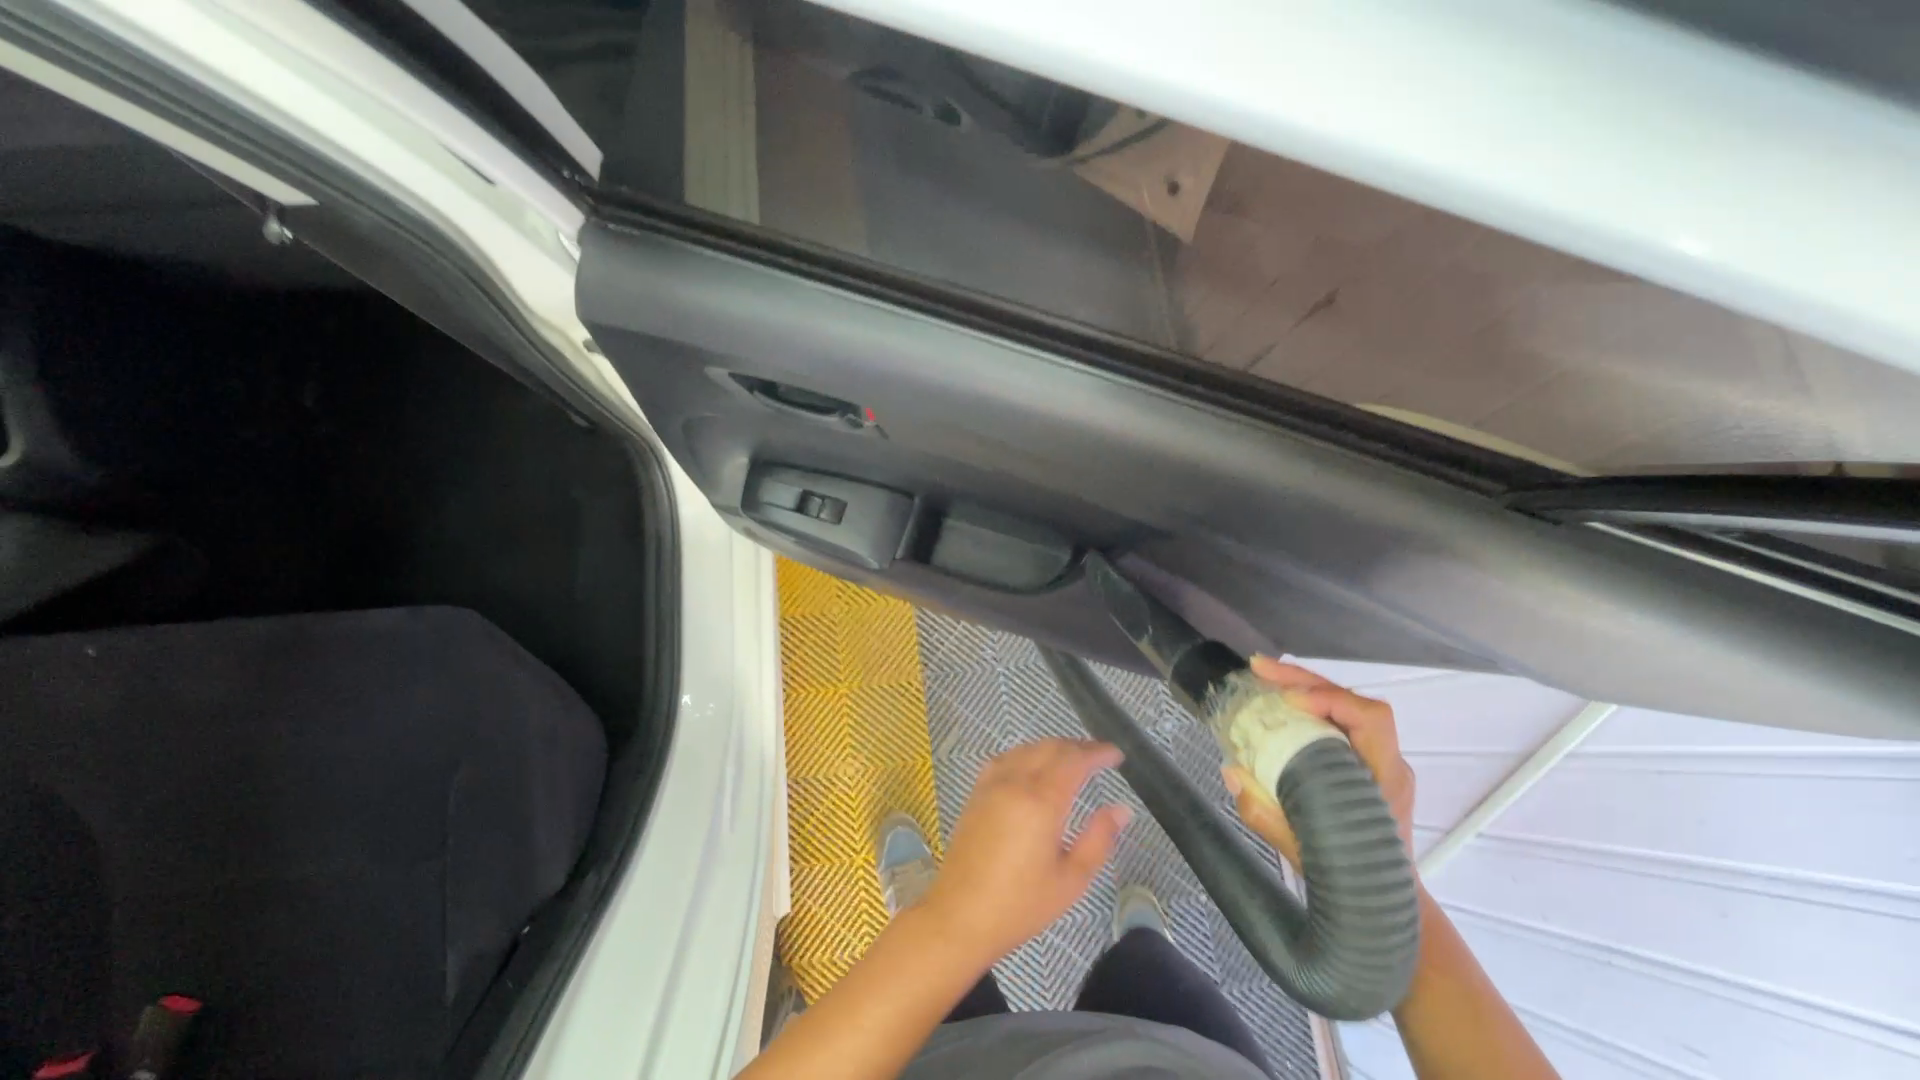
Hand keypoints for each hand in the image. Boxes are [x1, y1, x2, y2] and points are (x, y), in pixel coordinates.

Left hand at [918, 738, 1132, 962]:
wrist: (960, 917)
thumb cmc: (1021, 905)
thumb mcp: (1072, 879)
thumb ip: (1099, 838)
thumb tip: (1121, 809)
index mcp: (1041, 801)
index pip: (1074, 761)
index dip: (1098, 753)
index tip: (1117, 755)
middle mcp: (1014, 784)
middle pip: (1050, 748)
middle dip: (1078, 747)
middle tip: (1100, 757)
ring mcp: (991, 787)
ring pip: (1026, 749)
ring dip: (1052, 748)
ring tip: (1072, 760)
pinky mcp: (975, 796)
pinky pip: (1004, 760)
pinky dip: (1025, 754)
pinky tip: (1031, 767)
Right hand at [1222, 656, 1415, 864]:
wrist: (1381, 902)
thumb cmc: (1348, 877)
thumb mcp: (1299, 849)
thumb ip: (1264, 813)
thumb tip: (1231, 771)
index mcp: (1383, 780)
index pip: (1371, 719)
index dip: (1331, 700)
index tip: (1290, 701)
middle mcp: (1388, 762)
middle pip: (1354, 701)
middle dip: (1306, 680)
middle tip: (1259, 669)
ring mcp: (1381, 761)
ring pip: (1346, 708)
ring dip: (1306, 688)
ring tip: (1264, 679)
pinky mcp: (1368, 764)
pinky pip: (1341, 723)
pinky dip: (1312, 707)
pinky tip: (1282, 706)